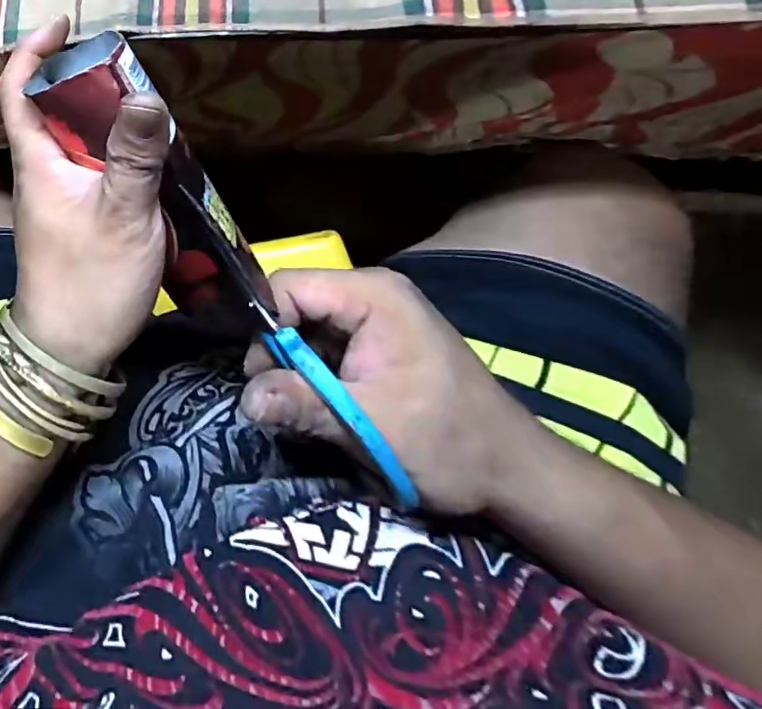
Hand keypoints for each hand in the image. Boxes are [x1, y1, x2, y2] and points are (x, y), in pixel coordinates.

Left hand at [0, 16, 169, 374]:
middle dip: (83, 79)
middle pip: (51, 108)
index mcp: (36, 160)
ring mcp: (56, 193)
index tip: (62, 24)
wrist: (67, 346)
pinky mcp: (74, 214)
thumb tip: (144, 95)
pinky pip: (91, 166)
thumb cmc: (88, 279)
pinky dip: (114, 149)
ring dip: (104, 115)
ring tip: (147, 106)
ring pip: (75, 137)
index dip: (32, 52)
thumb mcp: (121, 214)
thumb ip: (133, 155)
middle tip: (129, 68)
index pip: (17, 91)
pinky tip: (148, 153)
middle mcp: (40, 169)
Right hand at [239, 268, 553, 514]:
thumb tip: (245, 400)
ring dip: (291, 367)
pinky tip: (319, 403)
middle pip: (288, 305)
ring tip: (303, 406)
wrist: (515, 474)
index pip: (285, 286)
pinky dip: (307, 373)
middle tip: (280, 398)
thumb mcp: (370, 426)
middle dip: (276, 352)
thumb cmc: (451, 444)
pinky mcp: (368, 338)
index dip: (263, 325)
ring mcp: (369, 314)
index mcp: (371, 296)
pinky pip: (316, 343)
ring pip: (297, 327)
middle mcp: (367, 293)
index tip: (262, 373)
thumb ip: (303, 405)